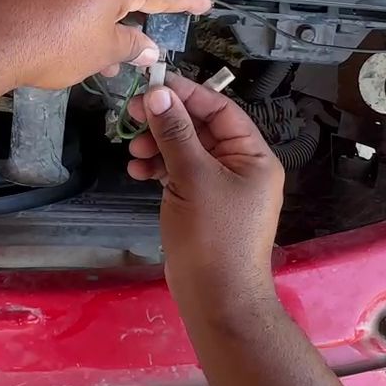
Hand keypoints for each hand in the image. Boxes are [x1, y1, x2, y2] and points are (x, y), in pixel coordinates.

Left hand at [0, 0, 212, 90]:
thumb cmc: (47, 47)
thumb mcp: (98, 54)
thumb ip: (128, 45)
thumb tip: (146, 45)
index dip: (184, 1)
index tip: (203, 1)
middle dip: (119, 10)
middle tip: (111, 40)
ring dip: (85, 0)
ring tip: (68, 34)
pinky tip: (45, 14)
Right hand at [126, 75, 284, 317]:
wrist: (217, 300)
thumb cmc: (213, 235)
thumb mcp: (193, 177)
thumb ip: (175, 132)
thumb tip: (159, 93)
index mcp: (253, 156)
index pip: (219, 109)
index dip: (186, 94)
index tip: (152, 84)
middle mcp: (240, 166)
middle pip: (200, 128)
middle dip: (166, 121)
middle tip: (133, 115)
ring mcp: (220, 187)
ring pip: (186, 150)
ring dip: (158, 145)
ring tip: (132, 151)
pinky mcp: (201, 203)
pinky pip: (179, 172)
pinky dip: (158, 168)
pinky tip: (137, 171)